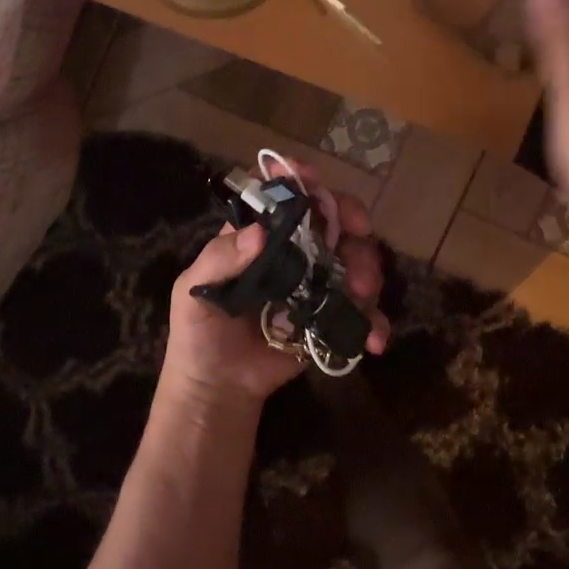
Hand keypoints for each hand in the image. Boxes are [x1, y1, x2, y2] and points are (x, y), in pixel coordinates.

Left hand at [165, 184, 389, 410]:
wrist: (216, 388)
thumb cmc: (198, 332)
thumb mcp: (194, 292)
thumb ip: (220, 260)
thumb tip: (258, 232)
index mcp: (256, 236)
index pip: (278, 194)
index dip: (295, 179)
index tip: (313, 179)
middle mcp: (291, 251)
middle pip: (329, 218)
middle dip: (350, 219)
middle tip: (360, 235)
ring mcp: (314, 284)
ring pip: (354, 258)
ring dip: (368, 268)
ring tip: (362, 294)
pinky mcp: (329, 318)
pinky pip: (361, 312)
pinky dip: (375, 321)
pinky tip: (373, 340)